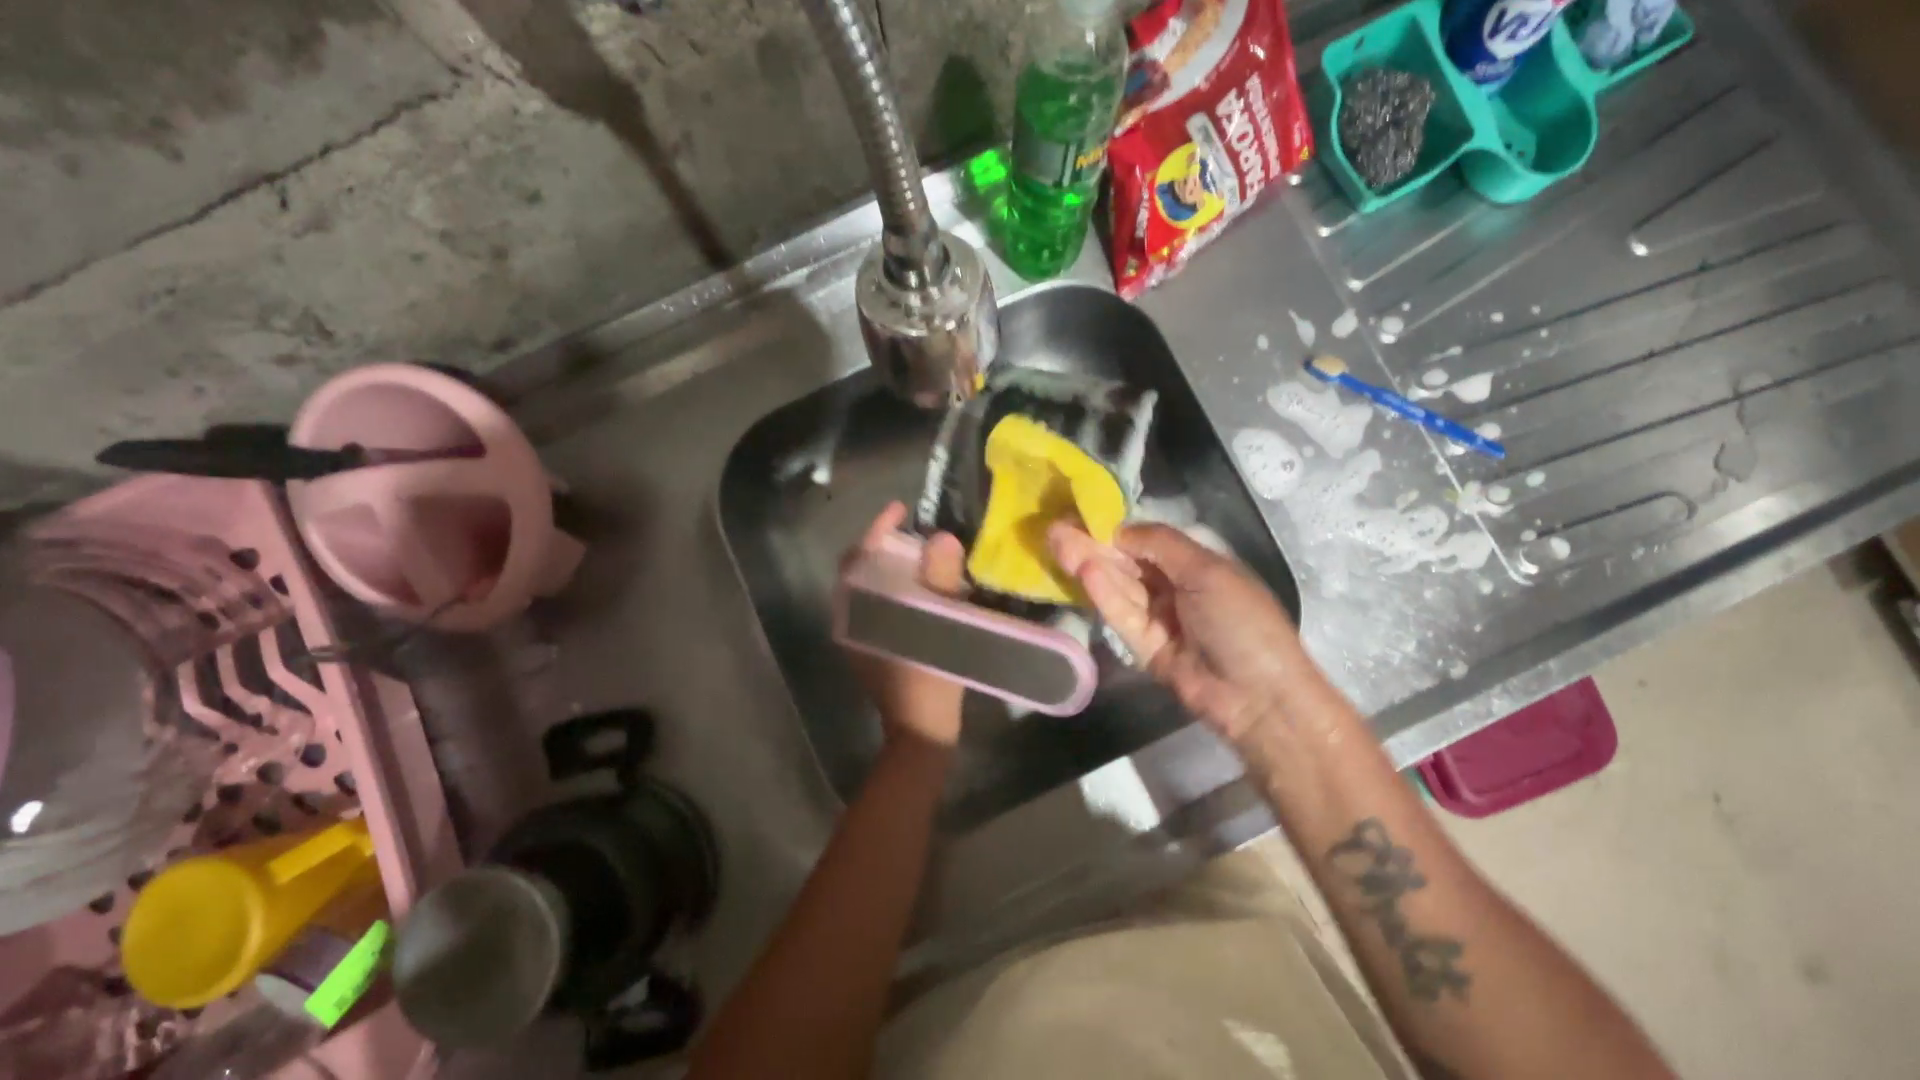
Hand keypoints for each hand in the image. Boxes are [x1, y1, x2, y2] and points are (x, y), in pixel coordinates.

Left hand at [842, 502, 967, 749]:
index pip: (859, 558)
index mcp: (857, 614)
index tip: (902, 509)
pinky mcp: (879, 650)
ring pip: (875, 589)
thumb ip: (939, 583)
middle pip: (863, 570)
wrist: (921, 736)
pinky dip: (903, 591)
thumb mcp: (939, 629)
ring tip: (928, 556)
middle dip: (887, 546)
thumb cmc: (927, 682)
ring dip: (896, 569)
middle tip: (919, 532)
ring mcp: (865, 637)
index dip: (878, 528)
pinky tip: (931, 592)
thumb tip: (942, 539)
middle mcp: (853, 622)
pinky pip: (886, 607)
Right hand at [1048, 521, 1320, 741]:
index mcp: (1199, 565)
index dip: (1119, 528)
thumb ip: (1162, 545)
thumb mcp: (1208, 570)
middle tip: (1057, 527)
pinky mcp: (1144, 647)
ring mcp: (1159, 619)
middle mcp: (1176, 589)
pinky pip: (1122, 616)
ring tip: (1058, 542)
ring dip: (1090, 564)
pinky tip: (1083, 571)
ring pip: (1120, 587)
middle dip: (1095, 545)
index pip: (1150, 541)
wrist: (1257, 693)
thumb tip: (1121, 529)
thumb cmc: (1242, 620)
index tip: (1084, 514)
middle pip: (1129, 563)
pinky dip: (1104, 594)